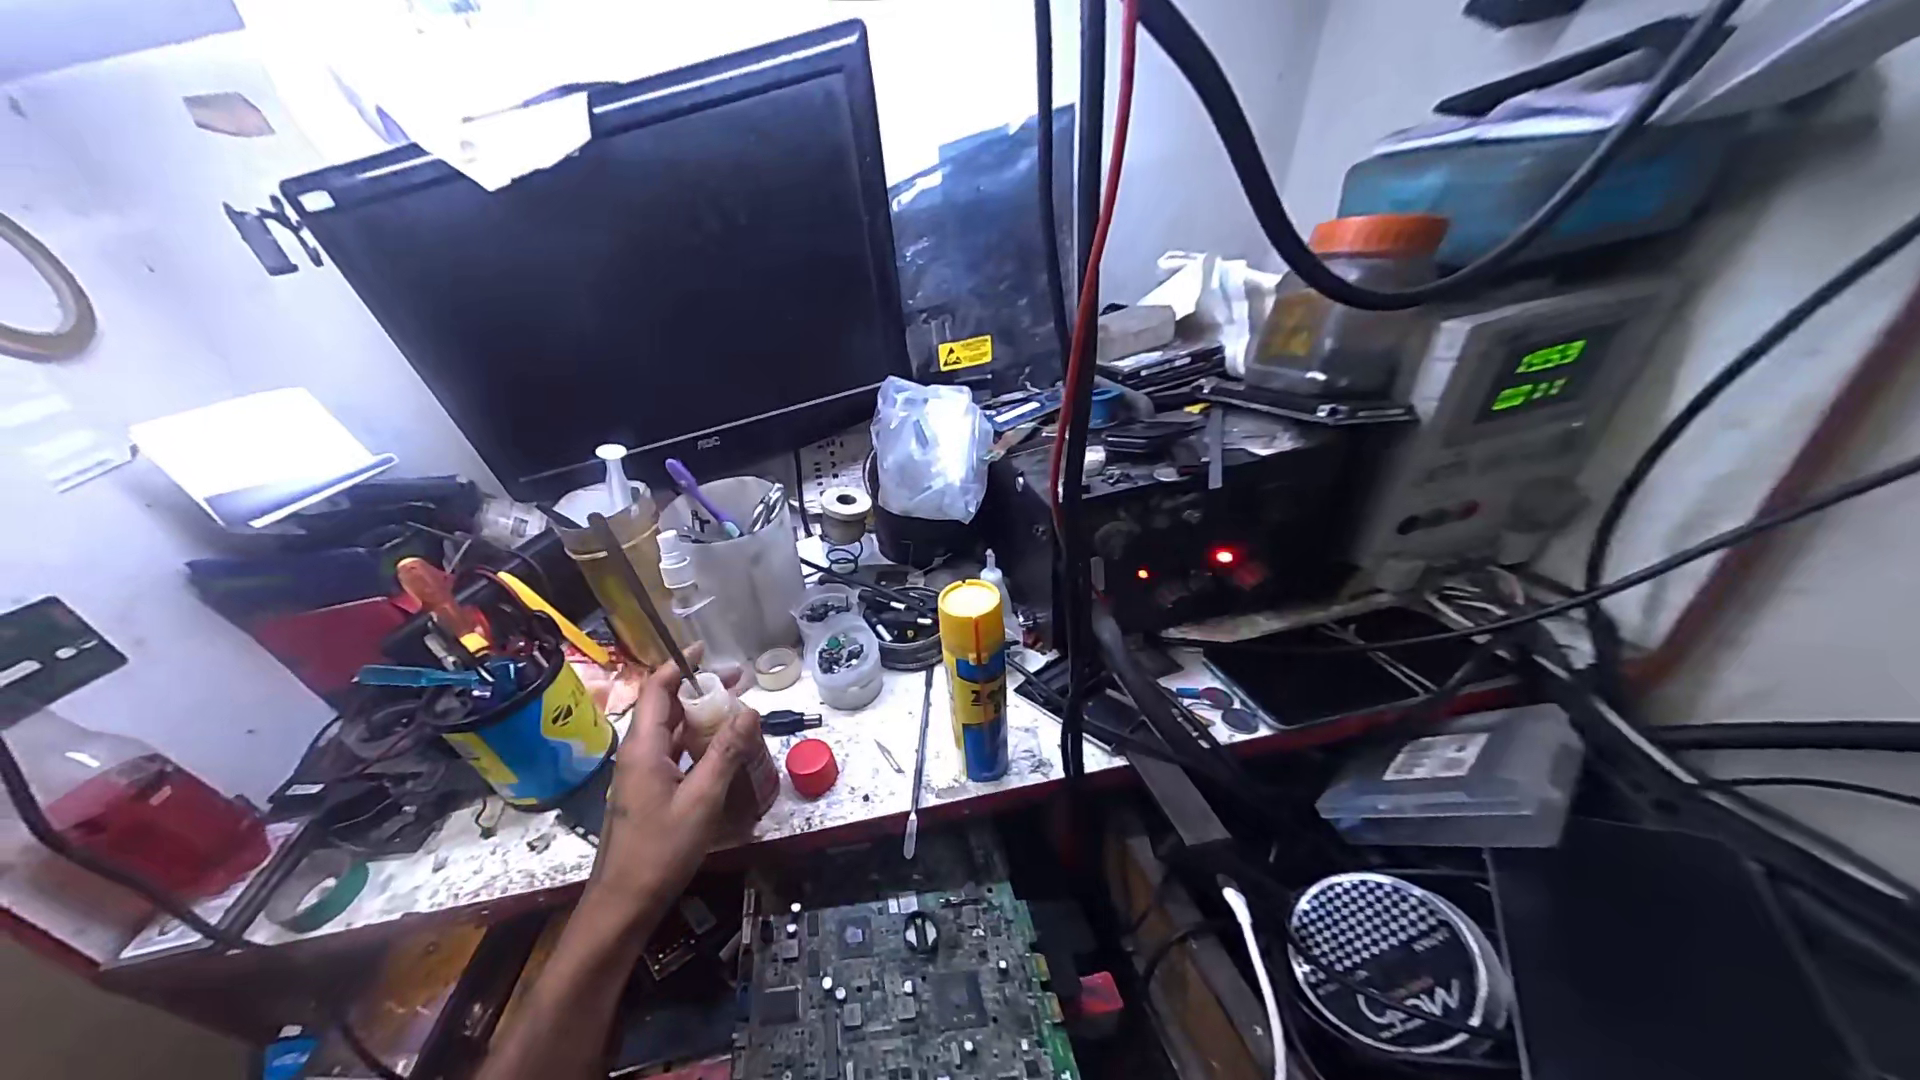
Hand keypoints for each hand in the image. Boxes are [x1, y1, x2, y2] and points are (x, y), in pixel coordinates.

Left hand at [581, 661, 759, 930]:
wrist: (623, 904)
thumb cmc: (660, 850)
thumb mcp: (702, 798)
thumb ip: (725, 752)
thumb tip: (750, 710)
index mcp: (643, 747)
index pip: (657, 690)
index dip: (679, 665)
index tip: (705, 649)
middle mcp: (638, 753)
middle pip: (665, 706)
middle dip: (699, 689)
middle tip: (738, 682)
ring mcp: (641, 773)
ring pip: (671, 730)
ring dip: (701, 716)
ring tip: (736, 709)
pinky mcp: (648, 790)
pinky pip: (673, 752)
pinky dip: (697, 741)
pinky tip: (721, 748)